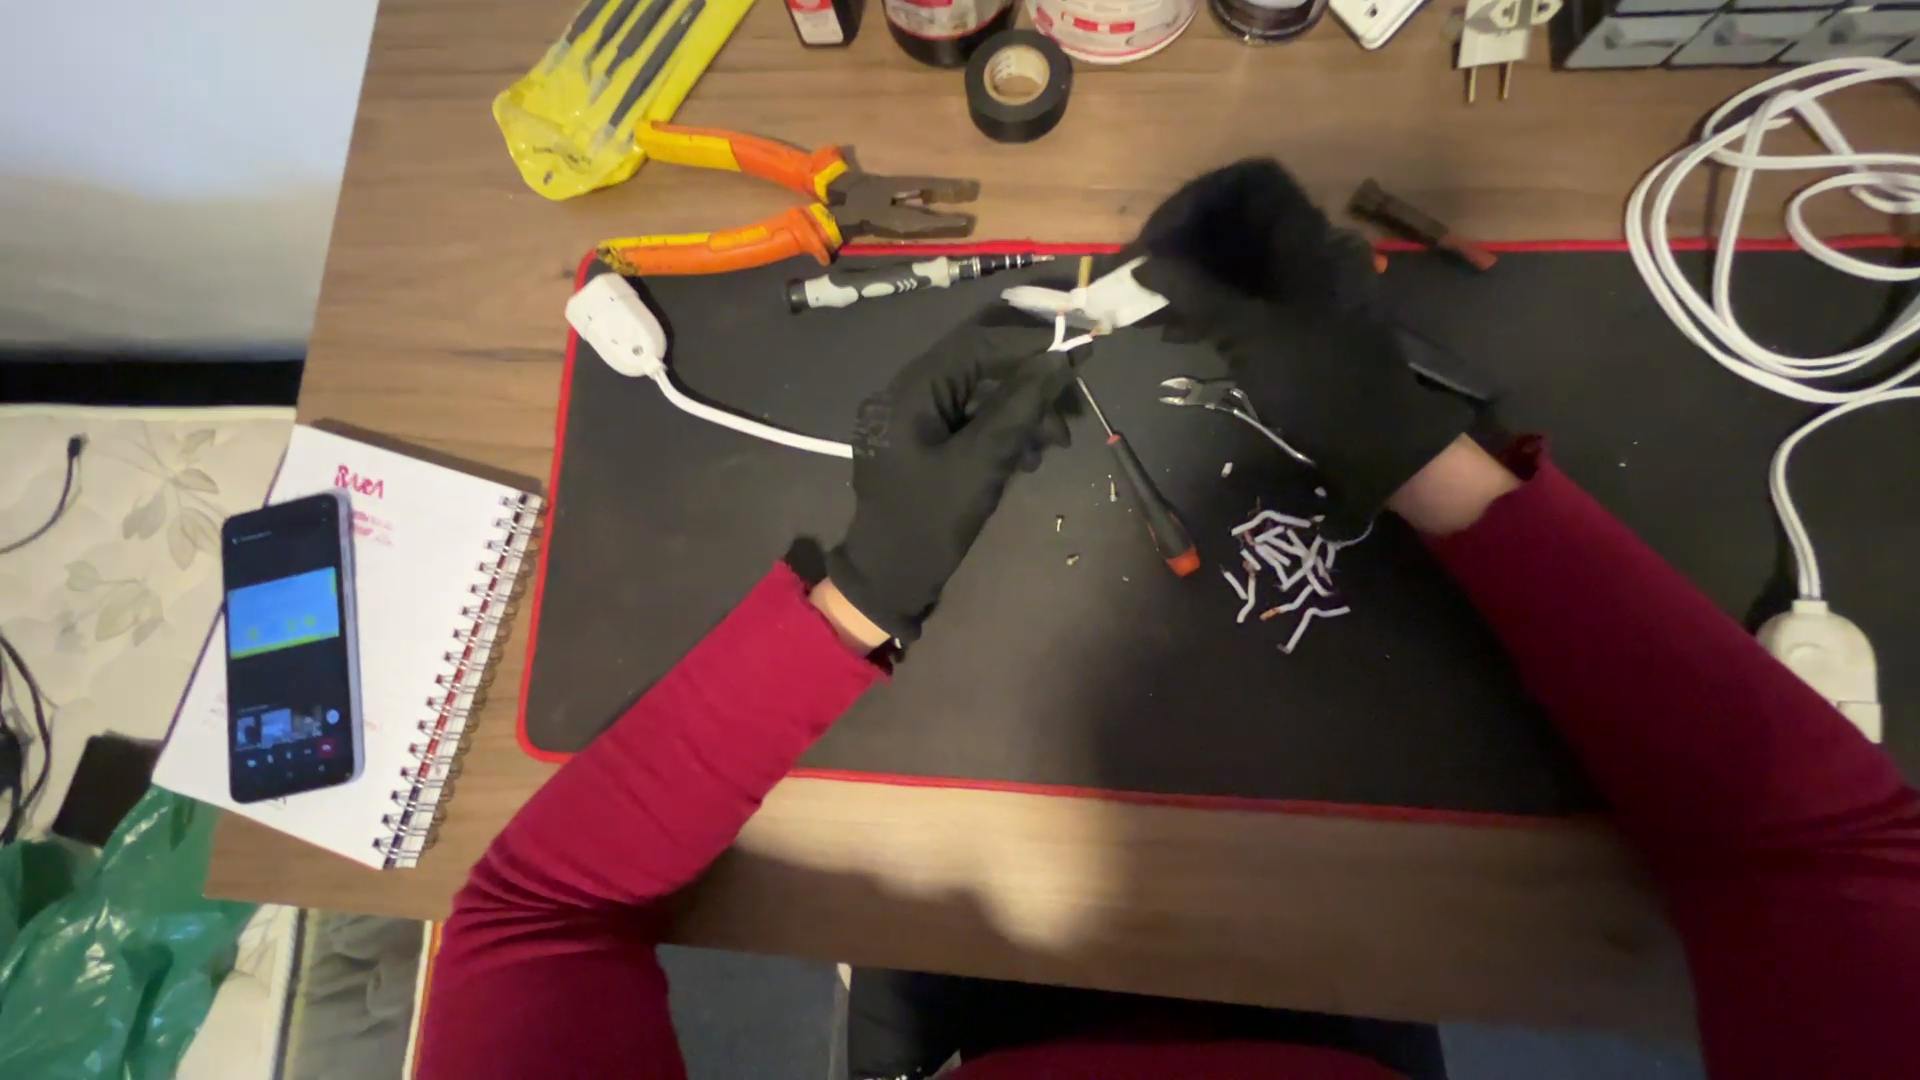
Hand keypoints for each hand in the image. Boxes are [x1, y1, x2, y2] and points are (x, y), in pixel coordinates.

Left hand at [825, 314, 1074, 642]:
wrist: (888, 578)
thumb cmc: (930, 522)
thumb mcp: (981, 463)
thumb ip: (1019, 406)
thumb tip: (1060, 359)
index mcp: (910, 391)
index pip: (977, 344)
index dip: (1031, 344)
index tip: (1078, 350)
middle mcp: (906, 393)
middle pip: (979, 367)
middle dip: (1029, 385)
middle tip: (1070, 410)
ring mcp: (912, 418)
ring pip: (977, 396)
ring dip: (1020, 413)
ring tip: (1054, 443)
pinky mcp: (921, 442)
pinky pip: (967, 421)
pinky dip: (1000, 432)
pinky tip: (1027, 457)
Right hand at [1132, 160, 1476, 538]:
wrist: (1371, 439)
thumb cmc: (1317, 380)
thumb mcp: (1250, 336)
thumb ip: (1195, 294)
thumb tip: (1142, 264)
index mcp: (1305, 237)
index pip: (1247, 183)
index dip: (1197, 199)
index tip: (1155, 239)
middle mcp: (1300, 250)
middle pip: (1231, 221)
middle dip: (1178, 243)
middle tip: (1134, 276)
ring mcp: (1293, 286)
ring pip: (1229, 262)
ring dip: (1183, 277)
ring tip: (1140, 307)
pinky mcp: (1285, 320)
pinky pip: (1236, 297)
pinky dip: (1201, 305)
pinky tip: (1169, 329)